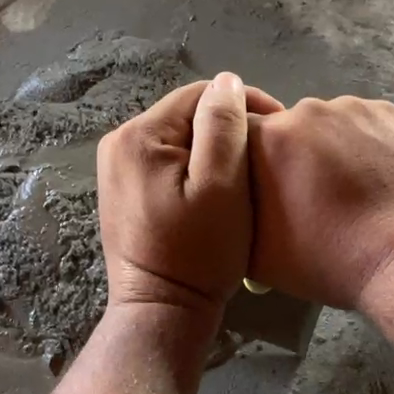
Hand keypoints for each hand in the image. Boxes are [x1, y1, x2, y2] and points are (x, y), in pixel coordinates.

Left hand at [96, 72, 284, 319]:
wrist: (163, 311)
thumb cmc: (198, 252)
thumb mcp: (221, 186)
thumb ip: (223, 126)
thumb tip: (227, 81)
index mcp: (138, 135)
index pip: (200, 94)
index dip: (243, 103)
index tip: (277, 125)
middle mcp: (118, 142)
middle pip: (187, 114)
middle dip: (227, 127)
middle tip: (264, 154)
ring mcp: (116, 167)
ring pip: (180, 136)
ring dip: (213, 147)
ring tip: (245, 171)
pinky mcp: (123, 189)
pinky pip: (167, 160)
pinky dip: (194, 166)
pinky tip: (216, 188)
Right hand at [247, 97, 393, 309]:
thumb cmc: (326, 261)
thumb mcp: (255, 253)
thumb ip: (233, 215)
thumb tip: (230, 205)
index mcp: (266, 139)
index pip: (242, 137)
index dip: (253, 162)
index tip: (268, 188)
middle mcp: (305, 111)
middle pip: (289, 128)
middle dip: (295, 155)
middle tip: (314, 196)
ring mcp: (352, 108)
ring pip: (330, 124)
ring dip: (332, 148)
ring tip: (352, 189)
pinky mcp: (389, 113)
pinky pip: (367, 124)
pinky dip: (367, 145)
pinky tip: (378, 179)